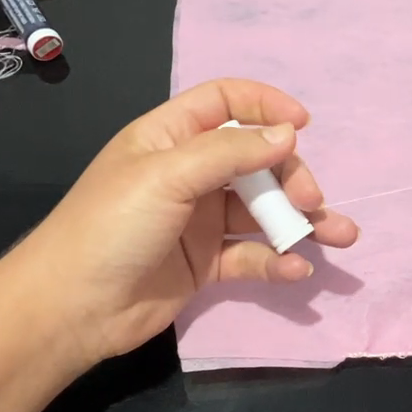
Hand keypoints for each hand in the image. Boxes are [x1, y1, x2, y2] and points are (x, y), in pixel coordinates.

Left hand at [12, 79, 358, 365]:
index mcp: (169, 138)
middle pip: (254, 161)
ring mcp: (198, 221)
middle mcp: (188, 174)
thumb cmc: (111, 227)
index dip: (265, 107)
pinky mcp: (205, 263)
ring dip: (300, 222)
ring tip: (340, 235)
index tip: (302, 126)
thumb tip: (288, 133)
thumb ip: (230, 153)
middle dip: (289, 177)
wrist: (71, 309)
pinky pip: (251, 256)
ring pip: (261, 212)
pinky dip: (276, 261)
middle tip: (310, 201)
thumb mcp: (167, 176)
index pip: (225, 103)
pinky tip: (297, 270)